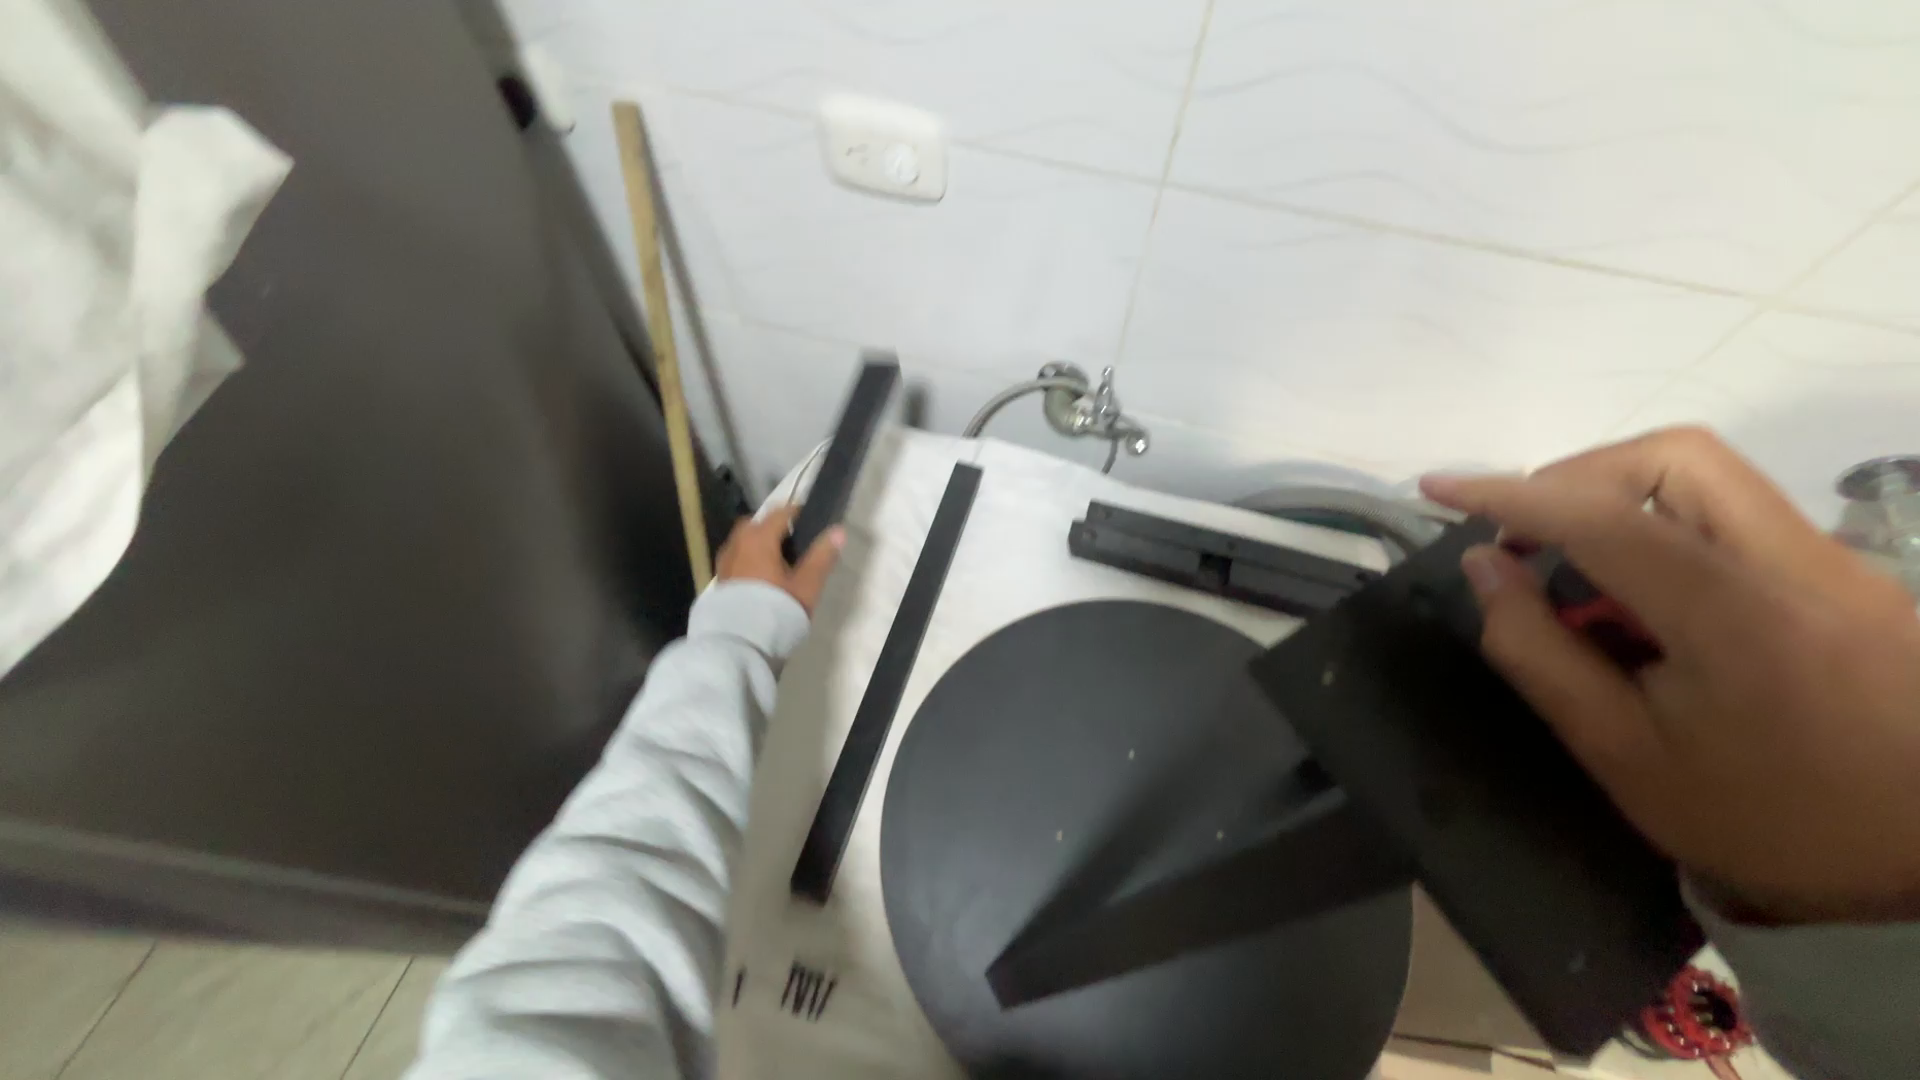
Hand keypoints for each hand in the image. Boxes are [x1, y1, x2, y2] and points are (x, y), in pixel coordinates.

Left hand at [714, 504, 843, 614]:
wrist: (740, 643)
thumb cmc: (777, 609)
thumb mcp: (807, 584)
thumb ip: (822, 556)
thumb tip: (838, 531)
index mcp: (759, 538)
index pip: (780, 513)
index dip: (798, 512)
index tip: (812, 520)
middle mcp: (737, 544)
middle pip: (756, 524)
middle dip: (773, 527)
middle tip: (793, 543)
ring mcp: (725, 562)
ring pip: (743, 541)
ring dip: (759, 544)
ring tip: (777, 563)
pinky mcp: (720, 581)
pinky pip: (737, 559)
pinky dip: (749, 560)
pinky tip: (761, 579)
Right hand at [1421, 427, 1919, 923]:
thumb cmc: (1754, 819)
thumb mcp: (1616, 749)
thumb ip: (1535, 650)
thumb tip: (1483, 564)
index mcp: (1742, 619)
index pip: (1605, 518)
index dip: (1508, 494)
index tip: (1437, 488)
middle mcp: (1805, 568)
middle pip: (1677, 458)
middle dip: (1574, 478)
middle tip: (1522, 534)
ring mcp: (1839, 566)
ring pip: (1707, 479)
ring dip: (1614, 501)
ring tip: (1570, 570)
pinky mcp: (1848, 578)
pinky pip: (1732, 517)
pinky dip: (1658, 532)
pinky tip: (1636, 602)